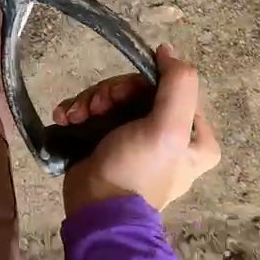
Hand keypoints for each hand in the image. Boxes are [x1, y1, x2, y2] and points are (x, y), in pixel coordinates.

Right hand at [57, 44, 220, 215]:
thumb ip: (178, 86)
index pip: (164, 86)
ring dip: (89, 101)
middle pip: (135, 90)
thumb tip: (167, 50)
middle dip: (107, 94)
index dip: (137, 85)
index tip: (117, 96)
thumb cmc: (137, 169)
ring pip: (112, 98)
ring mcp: (138, 138)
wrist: (99, 208)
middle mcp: (169, 135)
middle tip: (94, 108)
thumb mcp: (167, 129)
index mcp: (193, 136)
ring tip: (75, 116)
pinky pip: (96, 112)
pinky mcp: (110, 142)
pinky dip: (79, 111)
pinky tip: (65, 117)